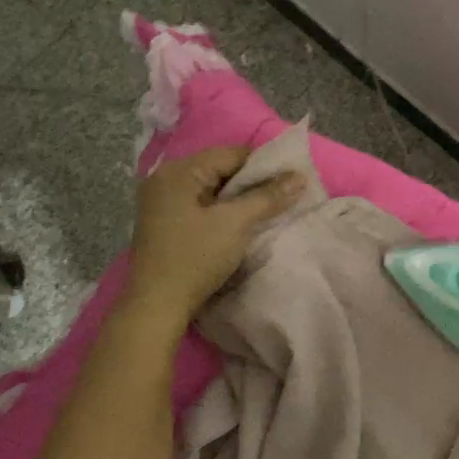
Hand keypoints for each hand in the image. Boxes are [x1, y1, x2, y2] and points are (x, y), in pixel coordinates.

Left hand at [123, 146, 305, 324]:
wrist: (159, 304)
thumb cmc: (196, 257)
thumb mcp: (236, 223)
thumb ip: (268, 197)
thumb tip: (300, 176)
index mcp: (178, 172)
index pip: (230, 154)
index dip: (264, 164)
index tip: (291, 180)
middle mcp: (165, 179)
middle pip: (220, 170)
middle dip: (252, 182)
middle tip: (284, 196)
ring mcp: (162, 202)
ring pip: (212, 189)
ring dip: (239, 198)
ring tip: (268, 210)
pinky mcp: (165, 222)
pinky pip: (201, 205)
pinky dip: (223, 210)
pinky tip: (241, 223)